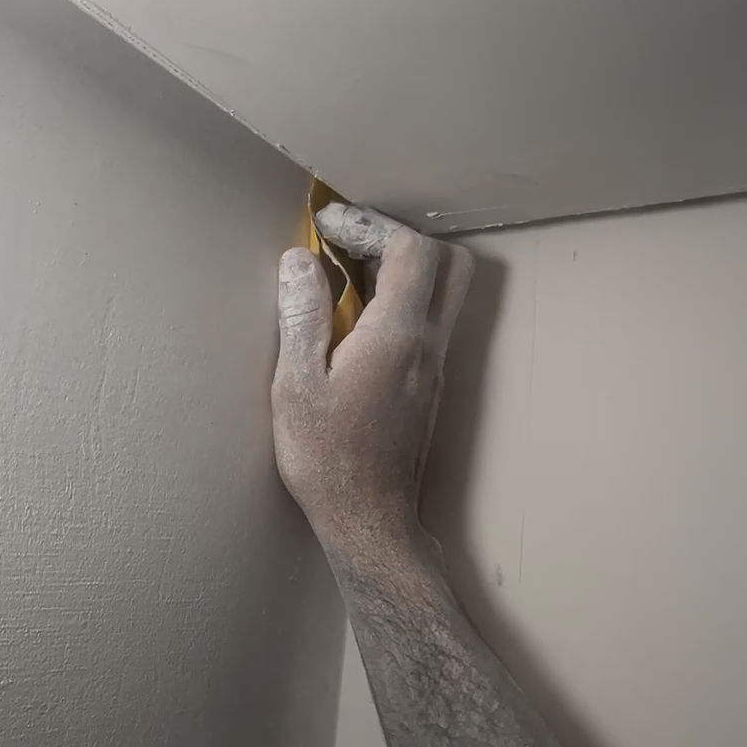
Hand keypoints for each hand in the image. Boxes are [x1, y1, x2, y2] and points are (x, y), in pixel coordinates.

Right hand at [272, 203, 473, 556]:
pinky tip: (357, 325)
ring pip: (444, 295)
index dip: (370, 225)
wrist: (368, 521)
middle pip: (449, 264)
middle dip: (401, 240)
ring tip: (347, 280)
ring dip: (403, 271)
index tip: (327, 229)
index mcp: (397, 337)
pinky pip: (429, 325)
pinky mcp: (429, 388)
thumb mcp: (296, 385)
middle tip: (351, 247)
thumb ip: (303, 317)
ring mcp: (435, 369)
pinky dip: (401, 303)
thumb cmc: (325, 457)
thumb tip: (300, 260)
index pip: (411, 250)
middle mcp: (429, 346)